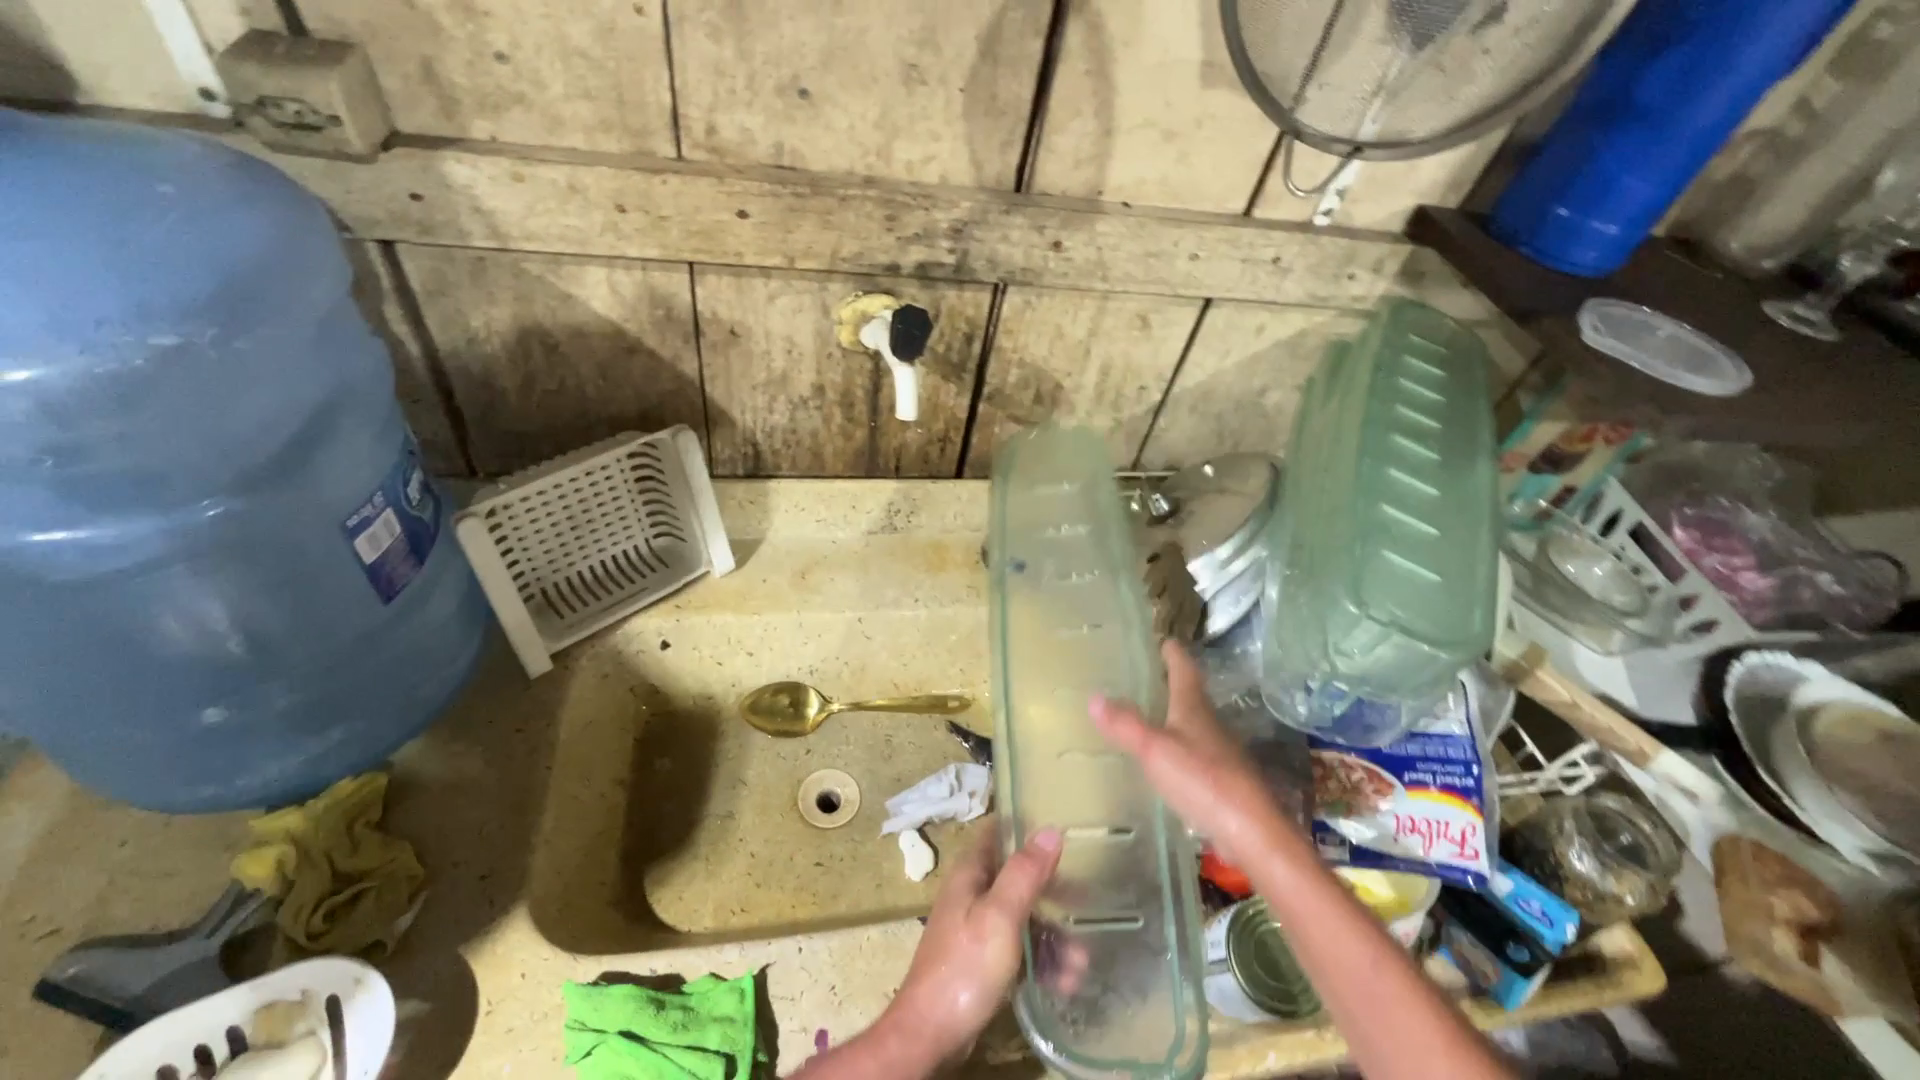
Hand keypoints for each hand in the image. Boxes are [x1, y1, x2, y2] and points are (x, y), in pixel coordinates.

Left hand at [882, 826, 1062, 1062]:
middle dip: (1054, 895)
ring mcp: (977, 930)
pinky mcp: (984, 962)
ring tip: (1081, 965)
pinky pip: (1021, 951)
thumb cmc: (965, 966)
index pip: (997, 833)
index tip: (1061, 829)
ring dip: (1054, 938)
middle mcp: (973, 896)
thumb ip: (1025, 873)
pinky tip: (1065, 983)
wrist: (933, 1032)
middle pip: (1019, 880)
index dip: (1025, 827)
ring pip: (1025, 920)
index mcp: (970, 875)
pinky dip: (1042, 962)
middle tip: (1087, 905)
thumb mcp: (1000, 916)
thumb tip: (1051, 829)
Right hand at [1090, 640, 1305, 869]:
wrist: (1250, 830)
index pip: (1184, 668)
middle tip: (1145, 674)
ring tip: (1148, 713)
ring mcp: (1219, 752)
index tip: (1162, 639)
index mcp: (1193, 707)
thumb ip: (1125, 724)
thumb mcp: (1154, 750)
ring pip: (1193, 724)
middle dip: (1170, 682)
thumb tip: (1093, 696)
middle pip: (1190, 694)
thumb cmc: (1202, 780)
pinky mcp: (1221, 780)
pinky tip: (1164, 760)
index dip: (1172, 652)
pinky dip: (1177, 747)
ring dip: (1174, 715)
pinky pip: (1194, 752)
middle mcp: (1210, 723)